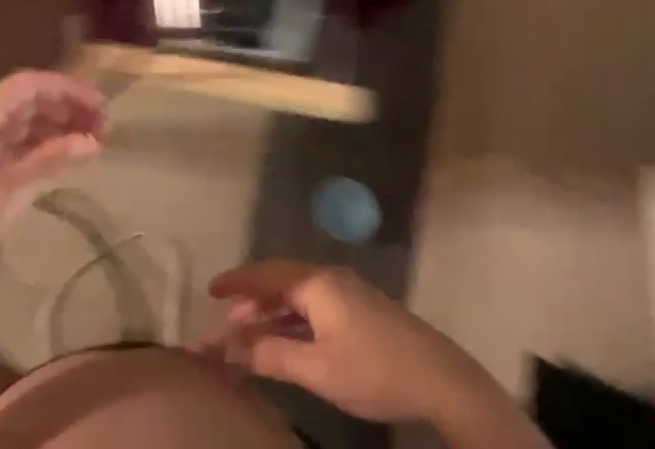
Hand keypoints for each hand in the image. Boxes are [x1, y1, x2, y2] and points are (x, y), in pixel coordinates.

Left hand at [0, 71, 103, 285]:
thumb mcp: (3, 195)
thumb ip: (48, 163)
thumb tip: (93, 141)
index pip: (30, 84)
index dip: (69, 91)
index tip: (104, 109)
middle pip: (26, 101)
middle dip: (66, 110)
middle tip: (104, 132)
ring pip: (19, 124)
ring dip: (54, 131)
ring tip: (89, 148)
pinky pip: (9, 146)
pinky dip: (36, 151)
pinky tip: (59, 164)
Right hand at [205, 261, 463, 421]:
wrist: (442, 381)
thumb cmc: (374, 370)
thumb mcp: (317, 368)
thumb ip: (271, 355)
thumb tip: (230, 347)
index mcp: (318, 283)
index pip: (266, 273)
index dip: (237, 281)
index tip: (211, 290)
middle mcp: (331, 279)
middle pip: (281, 282)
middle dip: (252, 302)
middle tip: (227, 324)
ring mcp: (350, 294)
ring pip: (299, 296)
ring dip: (272, 314)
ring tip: (250, 336)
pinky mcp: (363, 312)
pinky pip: (315, 307)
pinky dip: (293, 321)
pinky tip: (286, 342)